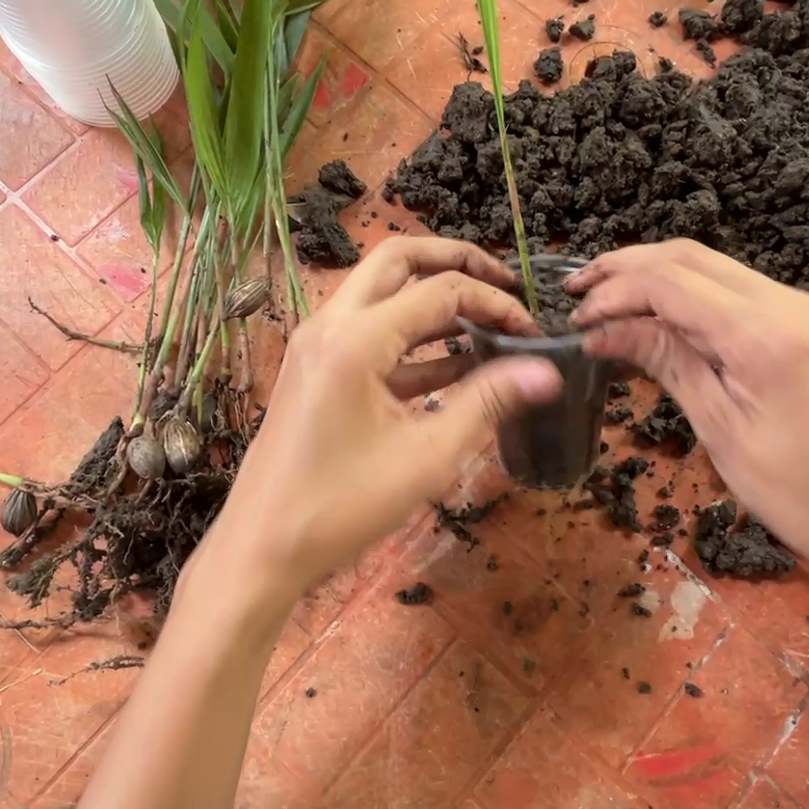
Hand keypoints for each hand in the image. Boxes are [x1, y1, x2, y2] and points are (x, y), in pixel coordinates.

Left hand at [209, 238, 560, 599]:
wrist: (261, 548)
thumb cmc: (342, 507)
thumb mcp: (426, 457)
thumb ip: (487, 403)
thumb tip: (547, 372)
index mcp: (356, 339)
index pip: (441, 291)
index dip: (494, 303)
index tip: (532, 331)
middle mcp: (330, 324)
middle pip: (397, 260)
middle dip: (455, 261)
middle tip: (504, 282)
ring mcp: (317, 344)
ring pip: (381, 292)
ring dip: (433, 298)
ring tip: (487, 320)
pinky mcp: (315, 369)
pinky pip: (369, 333)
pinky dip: (412, 338)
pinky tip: (456, 364)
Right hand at [567, 239, 808, 601]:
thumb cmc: (796, 493)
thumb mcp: (719, 428)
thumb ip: (666, 361)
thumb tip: (602, 330)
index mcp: (766, 333)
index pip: (672, 282)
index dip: (615, 291)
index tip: (575, 319)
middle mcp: (789, 302)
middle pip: (690, 258)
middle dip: (627, 267)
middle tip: (577, 290)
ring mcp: (803, 308)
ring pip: (711, 267)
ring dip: (654, 276)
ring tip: (604, 298)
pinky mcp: (805, 322)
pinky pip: (734, 291)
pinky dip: (686, 295)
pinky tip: (655, 316)